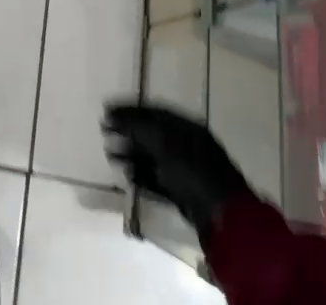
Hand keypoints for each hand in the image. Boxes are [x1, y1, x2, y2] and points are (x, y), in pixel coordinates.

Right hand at [103, 103, 253, 237]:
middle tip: (104, 132)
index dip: (129, 109)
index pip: (154, 110)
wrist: (221, 216)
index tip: (106, 110)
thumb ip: (138, 127)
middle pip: (152, 133)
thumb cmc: (192, 171)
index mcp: (187, 127)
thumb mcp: (163, 142)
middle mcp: (187, 144)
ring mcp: (186, 169)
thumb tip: (114, 116)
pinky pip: (158, 180)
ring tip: (109, 155)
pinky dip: (142, 177)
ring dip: (131, 155)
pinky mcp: (183, 192)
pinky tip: (127, 177)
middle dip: (127, 132)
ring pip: (153, 157)